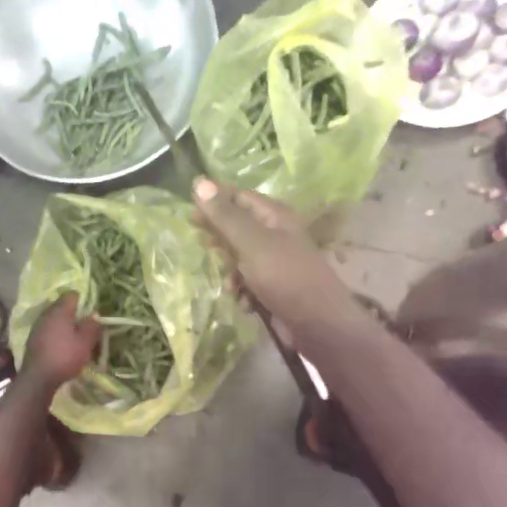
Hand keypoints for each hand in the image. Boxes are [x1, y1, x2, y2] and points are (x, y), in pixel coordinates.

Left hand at [23, 294, 100, 388]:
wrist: (38, 377)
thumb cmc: (65, 356)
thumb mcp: (85, 342)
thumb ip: (91, 326)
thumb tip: (94, 314)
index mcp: (59, 311)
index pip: (71, 295)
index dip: (82, 300)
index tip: (90, 311)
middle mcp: (46, 314)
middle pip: (61, 306)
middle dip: (72, 313)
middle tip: (84, 324)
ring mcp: (37, 326)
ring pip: (53, 319)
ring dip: (63, 324)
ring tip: (73, 336)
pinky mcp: (32, 339)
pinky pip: (46, 330)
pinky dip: (55, 334)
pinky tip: (60, 345)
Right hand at [192, 178, 342, 325]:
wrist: (317, 324)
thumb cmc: (285, 276)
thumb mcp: (251, 242)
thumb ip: (224, 215)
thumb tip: (198, 182)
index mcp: (274, 216)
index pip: (238, 197)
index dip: (214, 201)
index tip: (189, 215)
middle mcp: (274, 234)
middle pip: (236, 227)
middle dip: (219, 240)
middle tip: (203, 248)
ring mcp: (273, 261)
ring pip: (237, 257)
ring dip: (229, 272)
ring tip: (231, 285)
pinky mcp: (271, 286)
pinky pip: (246, 281)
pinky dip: (241, 290)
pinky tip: (244, 302)